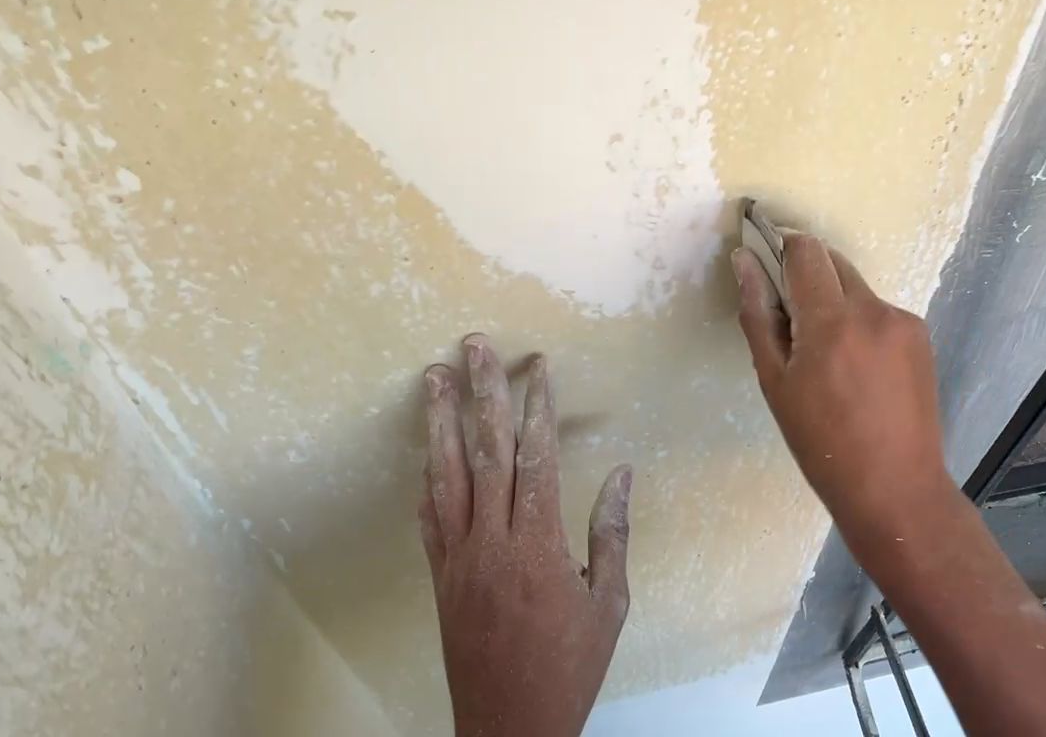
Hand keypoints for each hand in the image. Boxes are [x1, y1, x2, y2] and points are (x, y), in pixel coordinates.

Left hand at [419, 334, 632, 736]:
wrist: (509, 729)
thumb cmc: (570, 666)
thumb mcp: (609, 604)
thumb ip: (611, 534)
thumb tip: (619, 472)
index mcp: (537, 545)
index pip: (535, 458)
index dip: (538, 407)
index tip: (538, 367)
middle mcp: (491, 541)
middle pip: (485, 452)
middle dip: (482, 393)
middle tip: (476, 346)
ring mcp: (458, 558)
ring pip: (446, 475)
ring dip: (440, 422)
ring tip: (435, 377)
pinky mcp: (440, 577)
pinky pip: (430, 518)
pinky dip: (428, 477)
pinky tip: (426, 450)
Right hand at [732, 235, 954, 548]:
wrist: (895, 488)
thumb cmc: (821, 442)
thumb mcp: (775, 382)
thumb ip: (758, 315)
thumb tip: (744, 261)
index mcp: (830, 321)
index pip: (805, 249)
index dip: (782, 246)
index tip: (766, 262)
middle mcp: (872, 309)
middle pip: (832, 261)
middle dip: (807, 275)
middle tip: (791, 319)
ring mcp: (902, 320)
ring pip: (856, 287)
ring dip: (834, 300)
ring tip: (828, 355)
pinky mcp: (920, 334)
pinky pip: (879, 311)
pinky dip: (861, 322)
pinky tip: (859, 367)